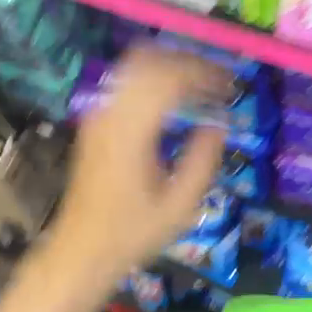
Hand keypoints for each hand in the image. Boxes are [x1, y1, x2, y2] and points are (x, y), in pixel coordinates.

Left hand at [43, 46, 230, 277]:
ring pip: (133, 68)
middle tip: (217, 80)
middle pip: (148, 61)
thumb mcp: (180, 206)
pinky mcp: (94, 124)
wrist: (81, 251)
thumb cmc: (132, 234)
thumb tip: (218, 125)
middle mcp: (109, 114)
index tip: (229, 85)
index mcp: (131, 131)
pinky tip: (173, 100)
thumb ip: (203, 161)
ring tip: (199, 86)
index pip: (169, 78)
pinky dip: (152, 81)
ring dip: (168, 68)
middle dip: (186, 63)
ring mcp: (97, 116)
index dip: (203, 74)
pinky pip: (124, 84)